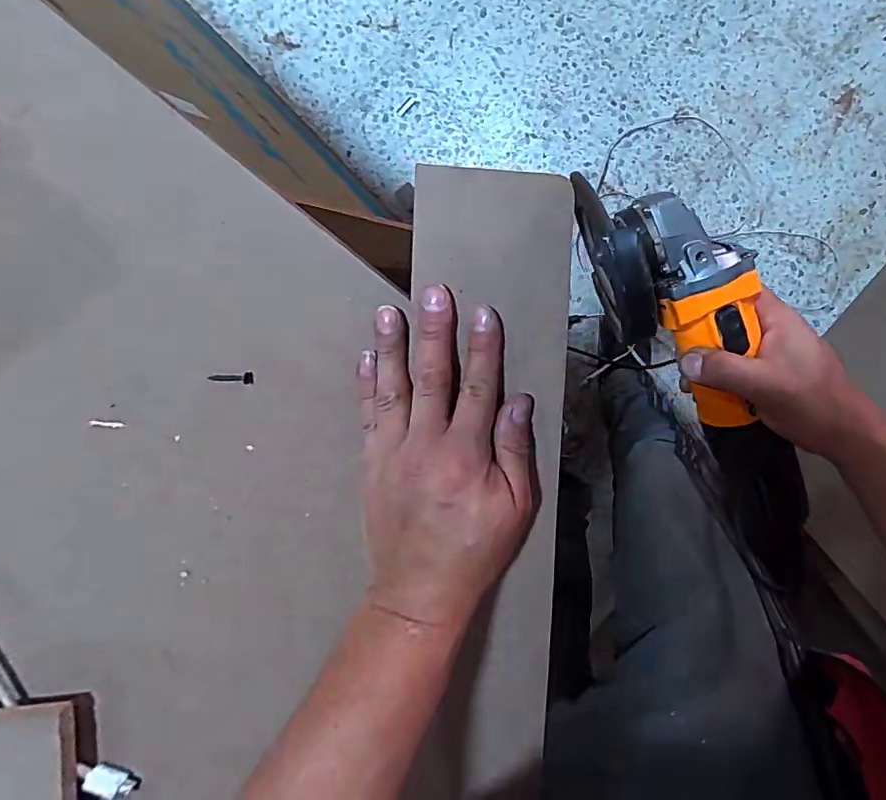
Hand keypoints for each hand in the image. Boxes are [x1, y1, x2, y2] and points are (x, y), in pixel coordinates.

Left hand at [357, 284, 538, 631]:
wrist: (417, 591)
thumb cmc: (475, 549)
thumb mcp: (515, 508)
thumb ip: (515, 451)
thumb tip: (518, 401)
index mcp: (466, 455)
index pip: (479, 388)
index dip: (484, 348)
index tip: (484, 313)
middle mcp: (427, 444)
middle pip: (433, 376)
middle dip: (435, 331)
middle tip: (434, 294)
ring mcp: (393, 450)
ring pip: (394, 387)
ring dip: (393, 346)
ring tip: (389, 311)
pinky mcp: (371, 460)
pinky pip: (369, 413)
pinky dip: (367, 382)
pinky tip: (368, 355)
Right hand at [678, 288, 885, 461]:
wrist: (848, 437)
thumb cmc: (812, 402)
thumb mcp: (764, 384)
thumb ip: (724, 369)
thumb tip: (685, 361)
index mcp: (775, 317)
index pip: (737, 288)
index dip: (707, 294)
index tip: (681, 313)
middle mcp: (772, 328)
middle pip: (728, 320)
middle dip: (703, 339)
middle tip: (685, 359)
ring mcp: (773, 351)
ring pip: (731, 347)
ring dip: (712, 364)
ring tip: (693, 384)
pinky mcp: (772, 372)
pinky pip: (740, 367)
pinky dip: (725, 378)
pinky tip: (713, 395)